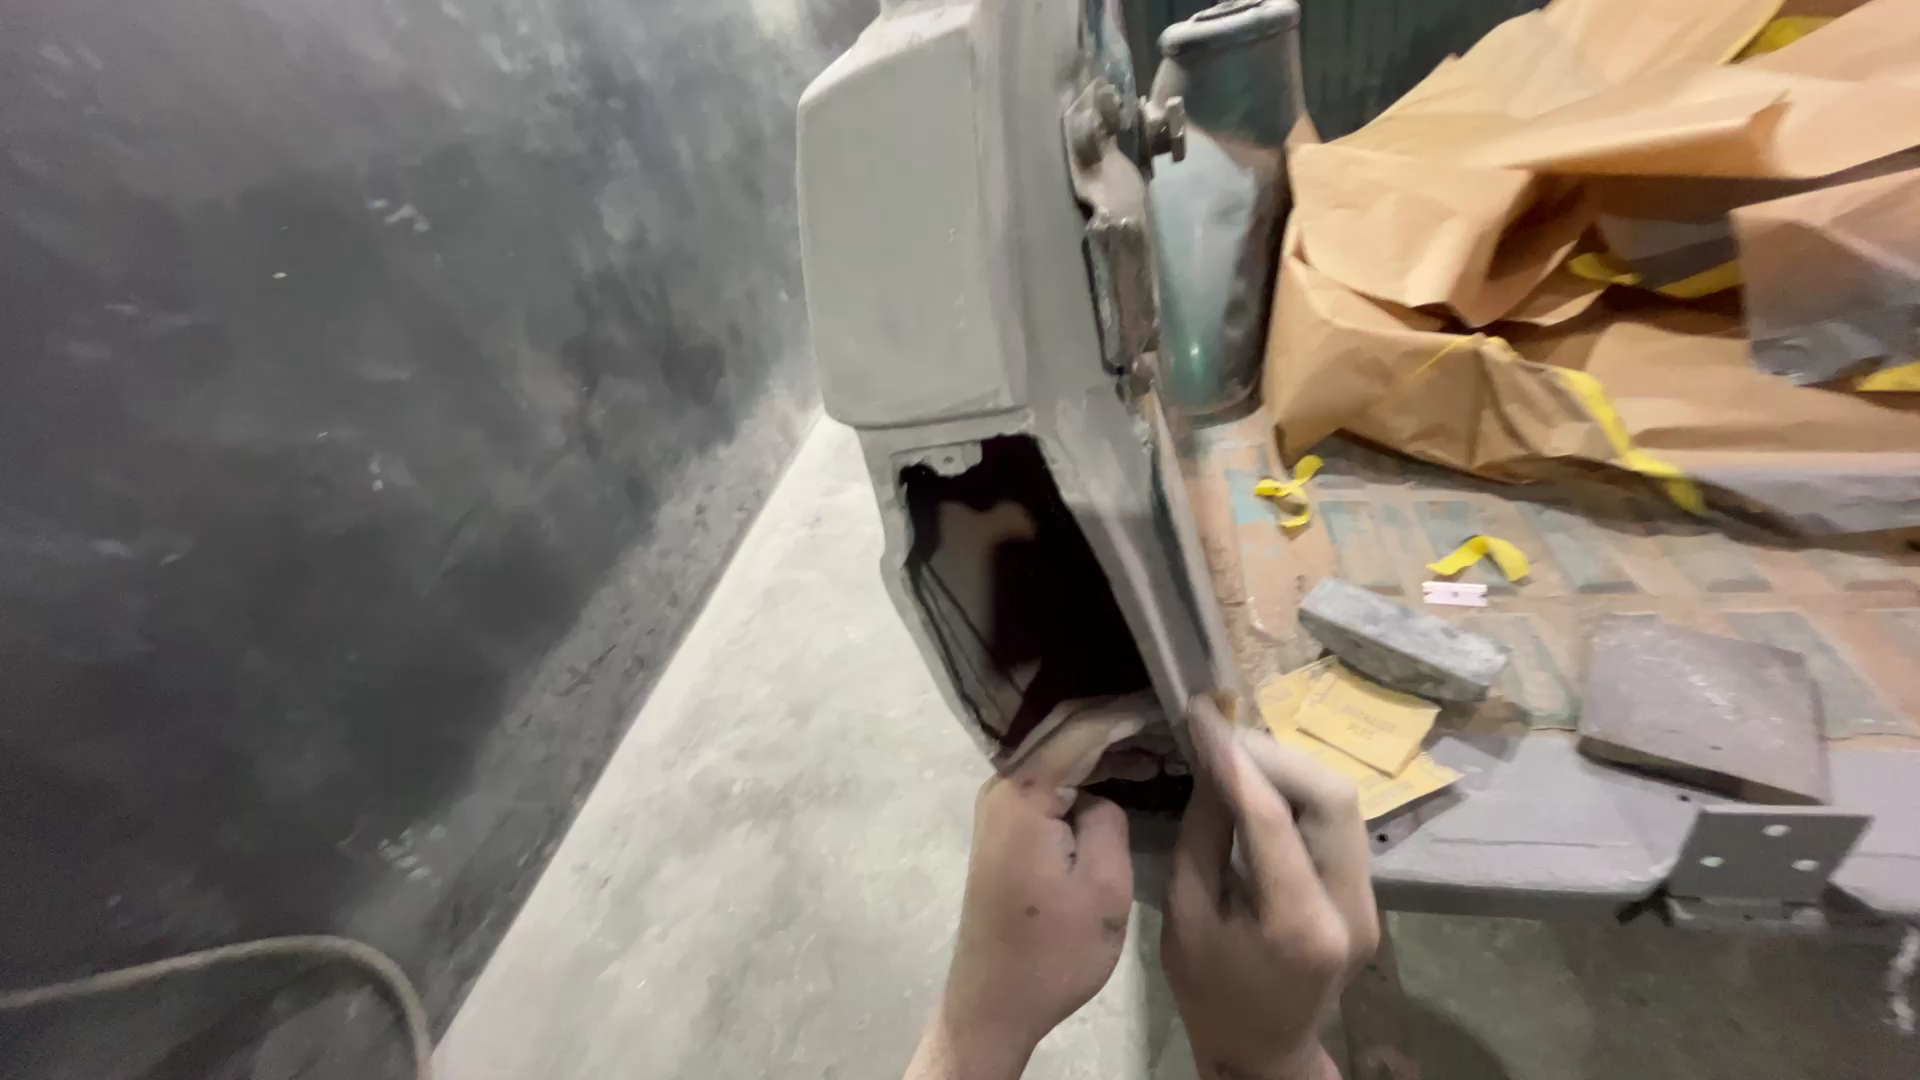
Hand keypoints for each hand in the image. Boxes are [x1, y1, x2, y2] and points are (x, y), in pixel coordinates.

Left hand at [908, 699, 1147, 1079]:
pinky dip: (1087, 769)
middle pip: (1063, 729)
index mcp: (1024, 792)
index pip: (1080, 728)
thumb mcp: (1104, 887)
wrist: (995, 998)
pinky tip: (1127, 774)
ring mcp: (1002, 801)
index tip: (1168, 705)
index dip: (1126, 713)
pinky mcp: (1008, 820)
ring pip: (1057, 749)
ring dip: (1104, 744)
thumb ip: (1109, 818)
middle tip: (1168, 721)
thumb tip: (1102, 793)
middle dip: (1116, 720)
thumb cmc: (1053, 951)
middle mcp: (1003, 784)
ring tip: (1159, 747)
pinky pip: (1050, 775)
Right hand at [1164, 695, 1378, 1079]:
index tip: (1201, 714)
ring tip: (1235, 752)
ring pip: (1341, 801)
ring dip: (1286, 765)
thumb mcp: (1183, 910)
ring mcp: (1367, 901)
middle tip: (1219, 735)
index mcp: (1298, 925)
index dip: (1233, 756)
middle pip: (1332, 797)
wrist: (1261, 1049)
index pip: (1270, 816)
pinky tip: (1258, 781)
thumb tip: (1212, 764)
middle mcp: (1351, 908)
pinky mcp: (1363, 893)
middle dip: (1272, 752)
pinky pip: (1335, 819)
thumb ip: (1202, 832)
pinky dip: (1295, 788)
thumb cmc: (1207, 988)